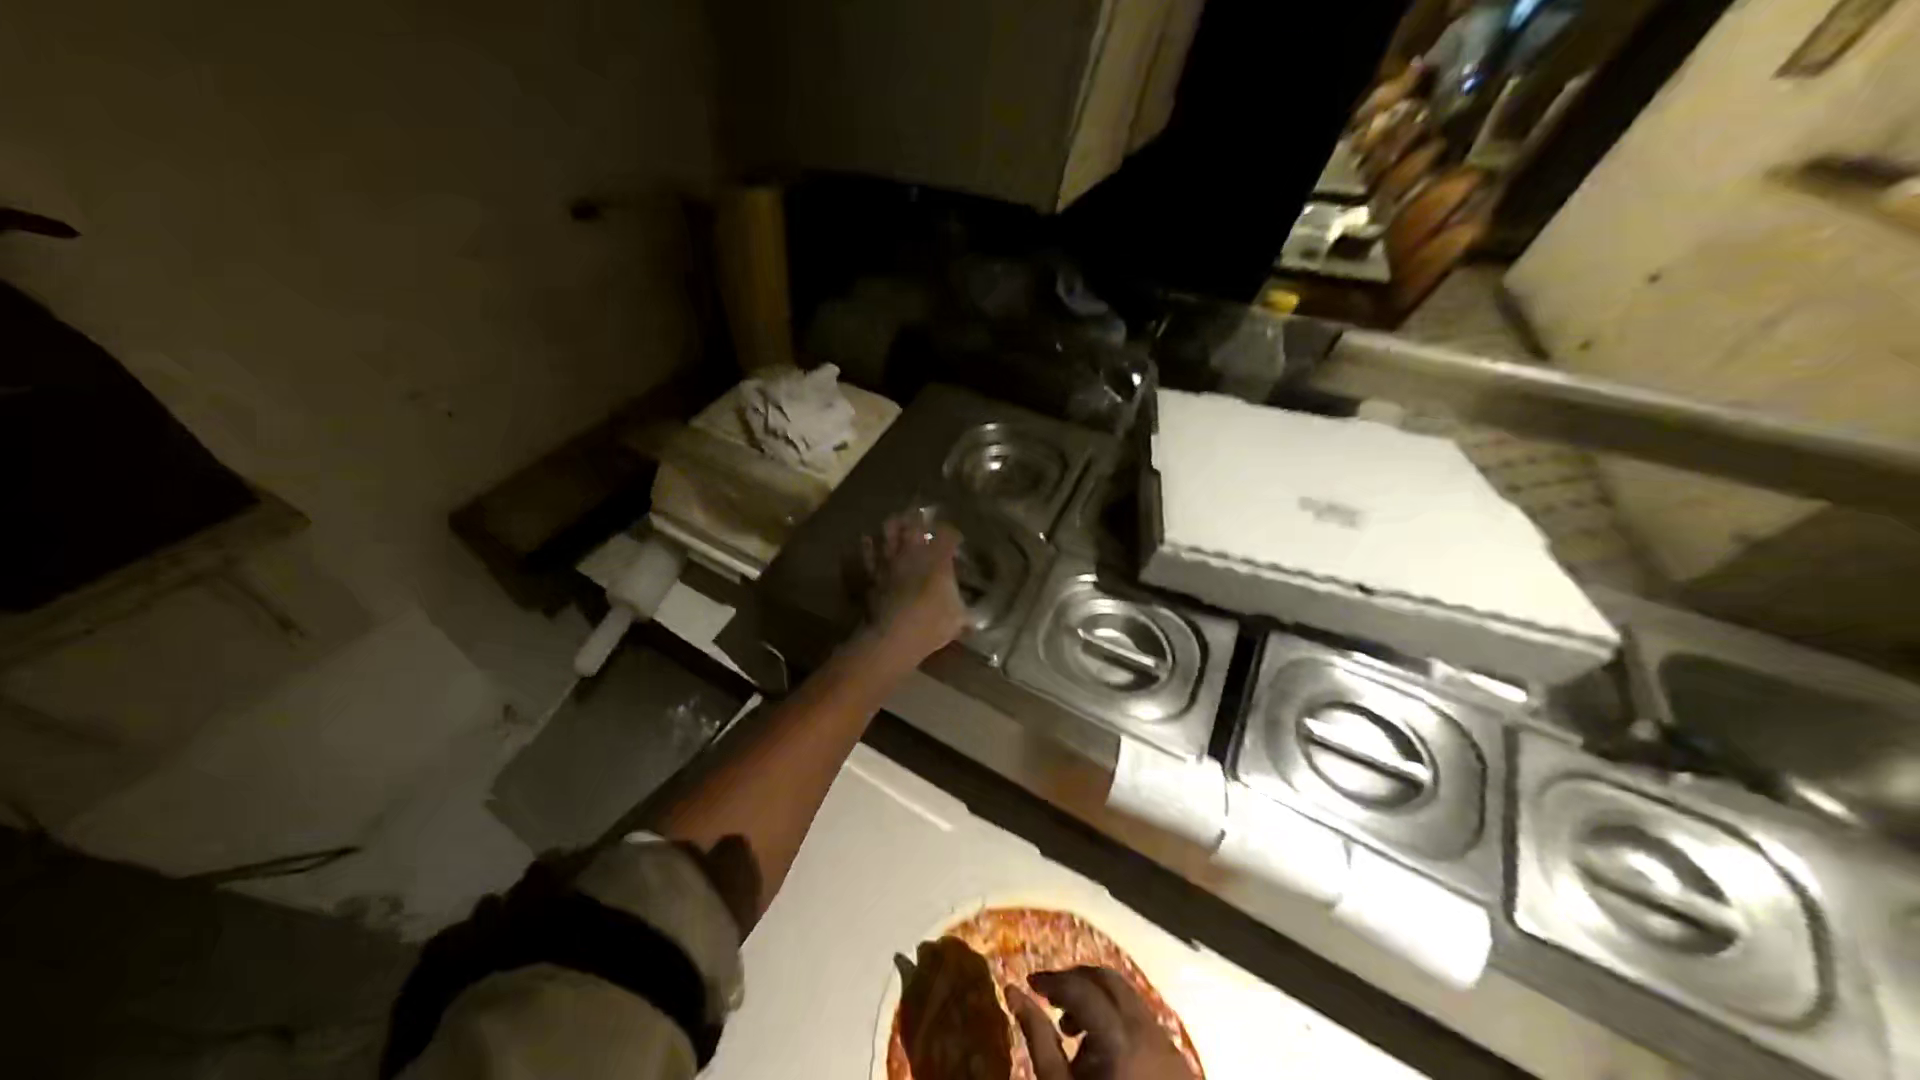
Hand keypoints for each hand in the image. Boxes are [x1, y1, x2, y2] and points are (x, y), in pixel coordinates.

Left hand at [862, 510, 966, 661]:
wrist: (894, 636)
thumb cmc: (932, 624)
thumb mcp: (959, 620)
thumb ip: (967, 615)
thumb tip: (976, 621)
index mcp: (938, 559)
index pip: (947, 534)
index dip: (953, 534)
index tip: (956, 540)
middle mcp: (913, 553)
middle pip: (915, 523)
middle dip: (920, 519)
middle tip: (923, 520)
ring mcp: (890, 560)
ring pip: (889, 531)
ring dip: (894, 525)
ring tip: (897, 522)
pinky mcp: (872, 573)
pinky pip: (867, 552)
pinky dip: (868, 545)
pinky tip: (868, 540)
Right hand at [1008, 967, 1195, 1079]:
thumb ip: (1036, 1036)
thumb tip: (1012, 992)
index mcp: (1116, 1036)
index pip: (1081, 988)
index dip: (1052, 980)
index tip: (1029, 983)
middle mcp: (1145, 1029)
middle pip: (1109, 980)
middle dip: (1076, 981)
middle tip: (1050, 997)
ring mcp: (1165, 1041)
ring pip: (1127, 997)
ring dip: (1096, 999)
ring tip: (1071, 1030)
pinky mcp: (1176, 1056)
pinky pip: (1141, 1019)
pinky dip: (1116, 1018)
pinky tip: (1100, 1048)